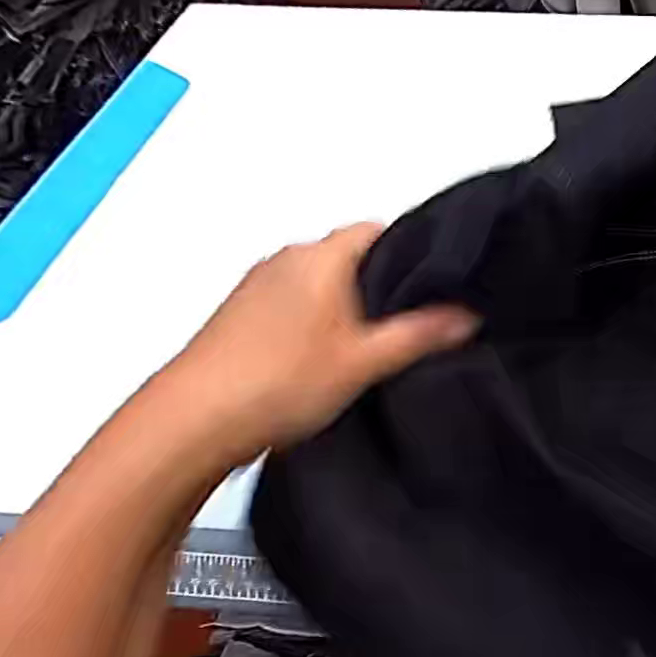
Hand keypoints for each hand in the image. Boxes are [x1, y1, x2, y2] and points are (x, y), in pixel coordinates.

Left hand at [153, 223, 479, 466]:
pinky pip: (301, 300)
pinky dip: (325, 317)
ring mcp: (259, 287)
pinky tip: (336, 355)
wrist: (188, 427)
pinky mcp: (244, 315)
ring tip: (378, 341)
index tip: (439, 277)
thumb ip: (425, 333)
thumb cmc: (271, 383)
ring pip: (327, 279)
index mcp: (317, 257)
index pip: (379, 229)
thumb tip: (467, 316)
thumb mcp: (369, 359)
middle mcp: (284, 261)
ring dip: (353, 302)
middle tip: (418, 314)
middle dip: (387, 280)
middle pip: (354, 254)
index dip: (415, 248)